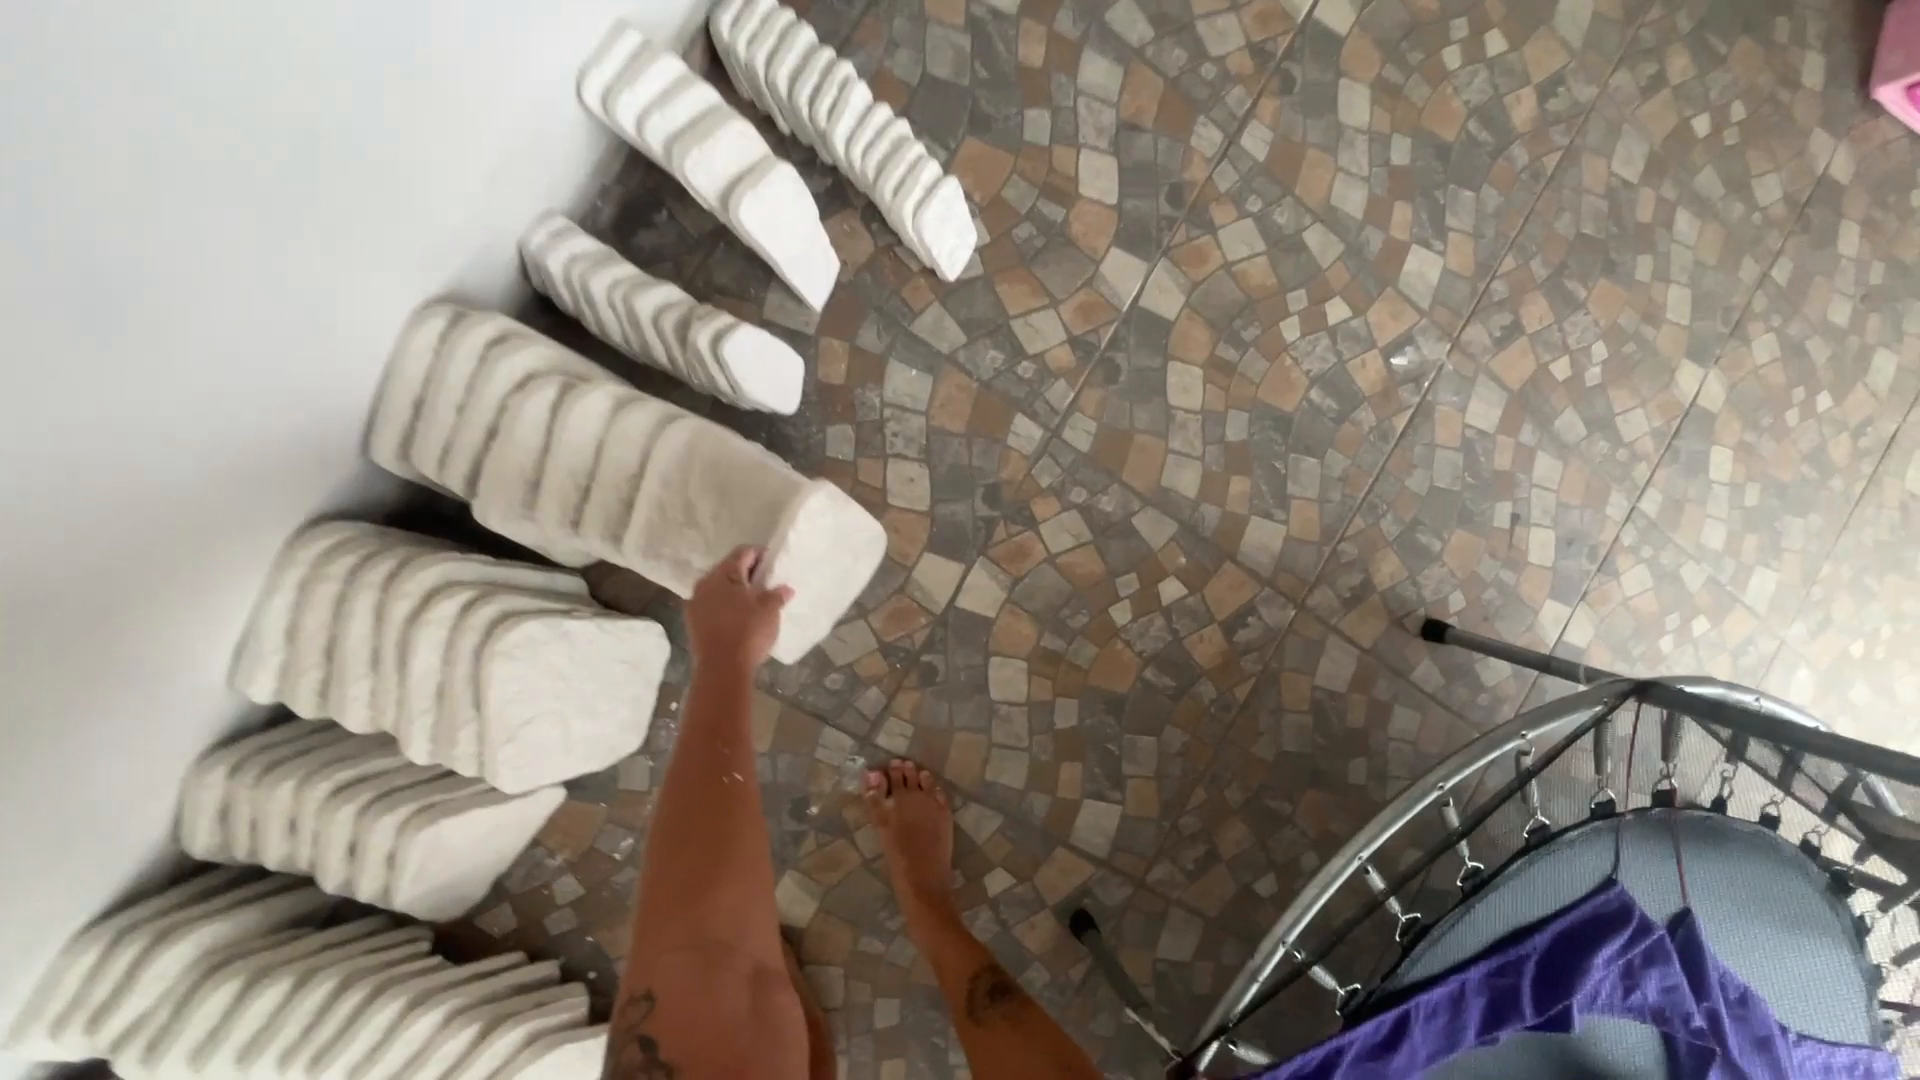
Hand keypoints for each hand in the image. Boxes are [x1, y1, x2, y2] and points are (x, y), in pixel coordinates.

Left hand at [686, 546, 794, 672]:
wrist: (721, 668)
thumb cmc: (748, 632)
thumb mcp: (770, 611)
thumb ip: (776, 595)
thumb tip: (785, 589)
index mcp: (725, 573)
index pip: (743, 552)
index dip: (760, 555)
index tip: (773, 564)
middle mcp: (705, 582)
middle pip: (728, 568)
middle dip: (746, 573)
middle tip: (765, 583)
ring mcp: (695, 602)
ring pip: (717, 587)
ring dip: (733, 590)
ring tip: (752, 601)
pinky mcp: (692, 621)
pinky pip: (710, 604)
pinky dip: (724, 605)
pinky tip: (737, 617)